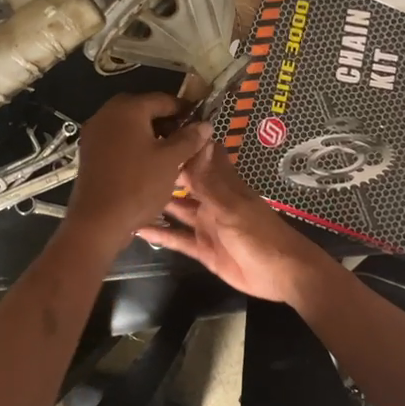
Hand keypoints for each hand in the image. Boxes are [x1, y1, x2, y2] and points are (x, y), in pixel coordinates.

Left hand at [62, 93, 211, 253]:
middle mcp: (106, 114)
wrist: (98, 220)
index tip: (201, 123)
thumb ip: (188, 138)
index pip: (163, 99)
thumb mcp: (170, 160)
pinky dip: (134, 145)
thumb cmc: (138, 185)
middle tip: (187, 139)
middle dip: (167, 123)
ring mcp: (94, 133)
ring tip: (171, 154)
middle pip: (144, 110)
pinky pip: (117, 140)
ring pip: (129, 126)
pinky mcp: (89, 152)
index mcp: (127, 108)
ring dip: (151, 135)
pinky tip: (148, 163)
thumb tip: (205, 125)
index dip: (185, 110)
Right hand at [136, 143, 337, 303]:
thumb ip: (209, 180)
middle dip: (162, 171)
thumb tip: (197, 141)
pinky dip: (158, 233)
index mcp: (224, 185)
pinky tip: (134, 227)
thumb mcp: (231, 207)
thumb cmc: (260, 235)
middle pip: (185, 182)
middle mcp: (212, 200)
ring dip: (155, 202)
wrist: (281, 275)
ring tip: (123, 192)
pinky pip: (176, 238)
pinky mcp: (202, 249)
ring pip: (176, 209)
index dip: (182, 143)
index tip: (153, 130)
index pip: (201, 156)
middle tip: (125, 160)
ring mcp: (206, 225)